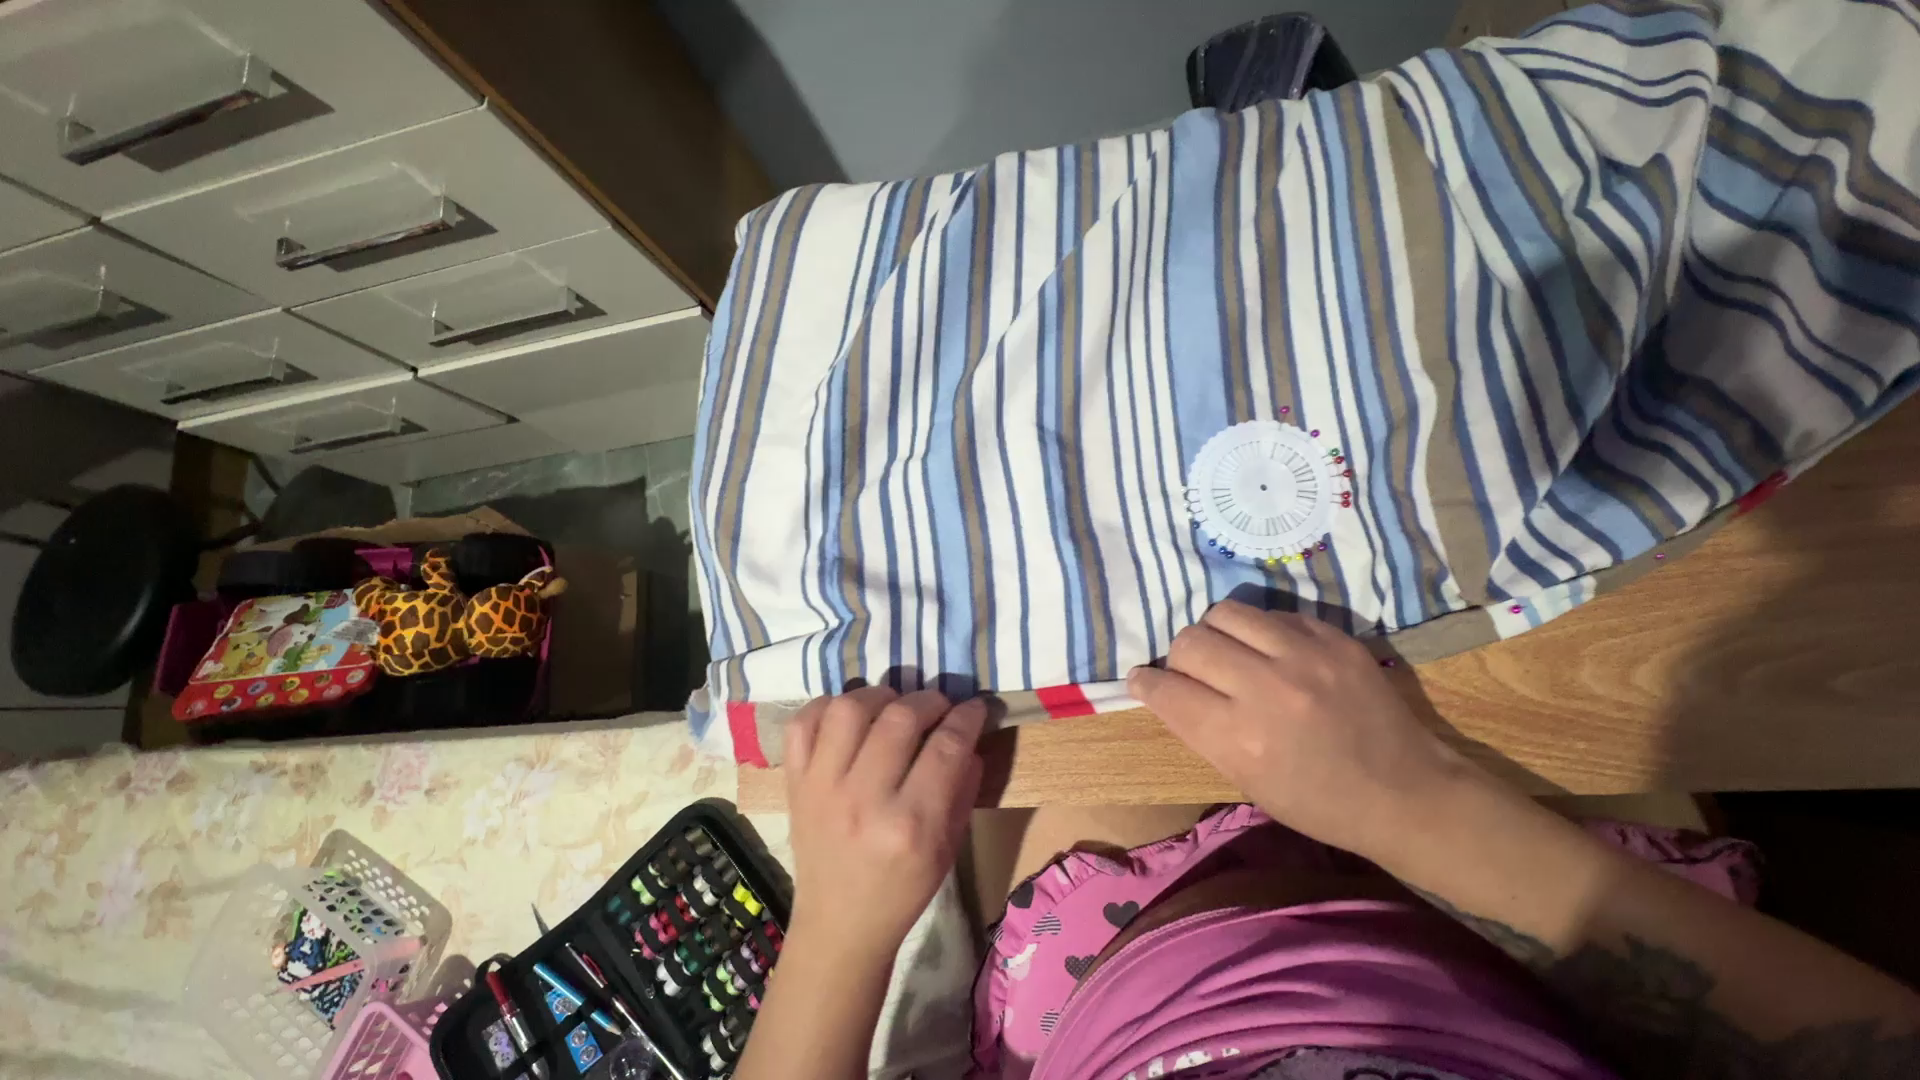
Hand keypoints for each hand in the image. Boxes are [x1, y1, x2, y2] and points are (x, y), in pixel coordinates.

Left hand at [782, 687, 985, 962]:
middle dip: (930, 700)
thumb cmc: (903, 889)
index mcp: (911, 826)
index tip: (975, 707)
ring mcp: (822, 788)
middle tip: (939, 707)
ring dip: (879, 696)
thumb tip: (969, 733)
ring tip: (893, 706)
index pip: (946, 747)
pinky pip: (803, 722)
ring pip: (849, 708)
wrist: (839, 925)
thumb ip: (964, 787)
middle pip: (899, 718)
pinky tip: (850, 718)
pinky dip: (828, 707)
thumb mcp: (949, 847)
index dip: (967, 717)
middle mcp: (863, 800)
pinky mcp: (794, 783)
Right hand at [1127, 601, 1473, 863]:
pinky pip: (1272, 613)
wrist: (1406, 793)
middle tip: (1194, 674)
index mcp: (1240, 738)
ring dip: (1216, 633)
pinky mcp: (1333, 638)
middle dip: (1180, 659)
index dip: (1145, 683)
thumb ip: (1201, 730)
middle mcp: (1266, 689)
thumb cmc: (1317, 803)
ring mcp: (1304, 657)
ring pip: (1225, 613)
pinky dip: (1260, 631)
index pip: (1166, 690)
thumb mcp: (1245, 781)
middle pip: (1190, 642)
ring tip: (1229, 653)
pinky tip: (1272, 652)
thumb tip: (1163, 688)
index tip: (1143, 681)